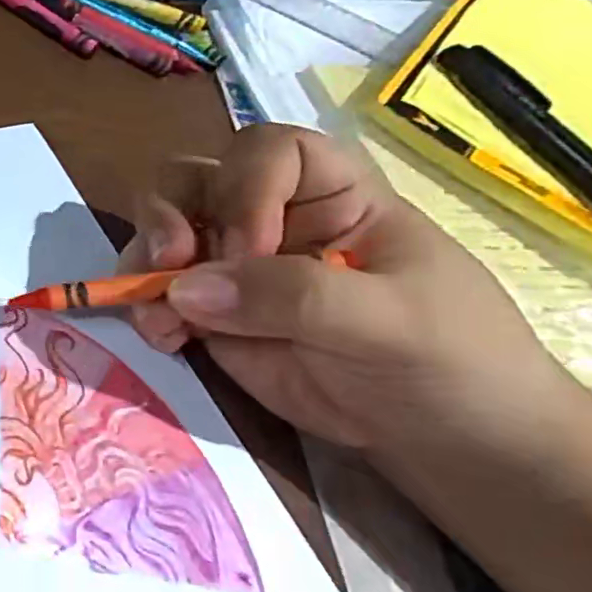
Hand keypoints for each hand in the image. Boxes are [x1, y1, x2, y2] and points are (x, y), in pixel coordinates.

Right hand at [117, 124, 575, 450]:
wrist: (442, 439)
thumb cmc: (449, 362)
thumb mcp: (394, 322)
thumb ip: (297, 295)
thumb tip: (186, 288)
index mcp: (330, 196)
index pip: (268, 151)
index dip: (245, 187)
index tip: (252, 249)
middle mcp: (269, 218)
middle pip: (191, 181)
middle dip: (167, 215)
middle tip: (170, 261)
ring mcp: (230, 266)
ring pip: (159, 234)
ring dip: (142, 264)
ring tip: (157, 314)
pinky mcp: (207, 312)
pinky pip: (153, 293)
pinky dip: (143, 309)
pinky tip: (164, 338)